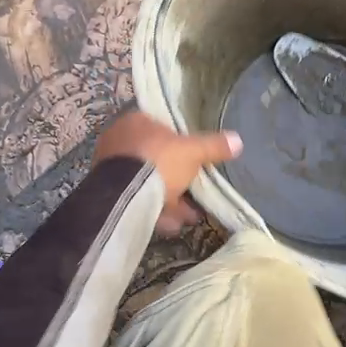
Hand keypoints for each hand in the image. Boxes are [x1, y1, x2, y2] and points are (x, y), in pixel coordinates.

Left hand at [94, 110, 242, 235]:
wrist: (125, 196)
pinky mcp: (107, 192)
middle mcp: (120, 140)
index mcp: (136, 121)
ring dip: (169, 198)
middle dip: (177, 177)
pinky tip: (173, 225)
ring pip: (147, 181)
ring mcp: (111, 168)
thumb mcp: (194, 152)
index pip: (161, 127)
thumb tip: (238, 140)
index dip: (180, 143)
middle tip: (195, 192)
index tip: (195, 160)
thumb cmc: (160, 162)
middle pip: (155, 158)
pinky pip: (138, 198)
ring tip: (190, 215)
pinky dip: (155, 209)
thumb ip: (214, 146)